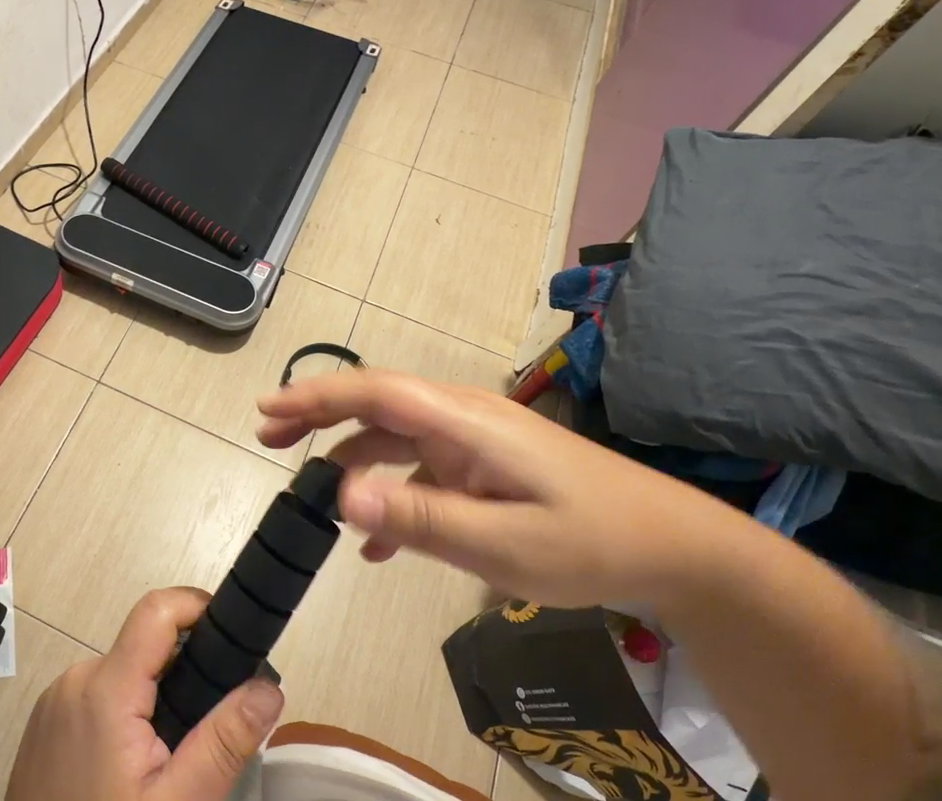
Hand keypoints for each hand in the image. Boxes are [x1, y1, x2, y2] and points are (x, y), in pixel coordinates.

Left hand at [5, 587, 284, 800]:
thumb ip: (223, 741)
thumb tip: (270, 687)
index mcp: (105, 687)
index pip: (156, 610)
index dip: (198, 606)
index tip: (233, 637)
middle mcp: (75, 679)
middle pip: (144, 648)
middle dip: (184, 674)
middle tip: (211, 728)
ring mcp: (54, 702)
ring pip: (122, 675)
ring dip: (154, 699)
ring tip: (172, 760)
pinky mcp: (44, 724)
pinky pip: (96, 697)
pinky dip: (124, 715)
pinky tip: (132, 767)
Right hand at [255, 369, 749, 607]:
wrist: (675, 550)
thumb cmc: (590, 542)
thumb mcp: (502, 543)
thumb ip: (418, 516)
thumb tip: (339, 494)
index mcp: (464, 421)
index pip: (374, 392)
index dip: (316, 396)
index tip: (267, 411)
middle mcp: (462, 418)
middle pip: (376, 404)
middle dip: (319, 417)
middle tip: (269, 437)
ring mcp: (474, 442)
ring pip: (394, 438)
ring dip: (350, 460)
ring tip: (309, 497)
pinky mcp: (485, 466)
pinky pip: (422, 471)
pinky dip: (391, 496)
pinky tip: (377, 545)